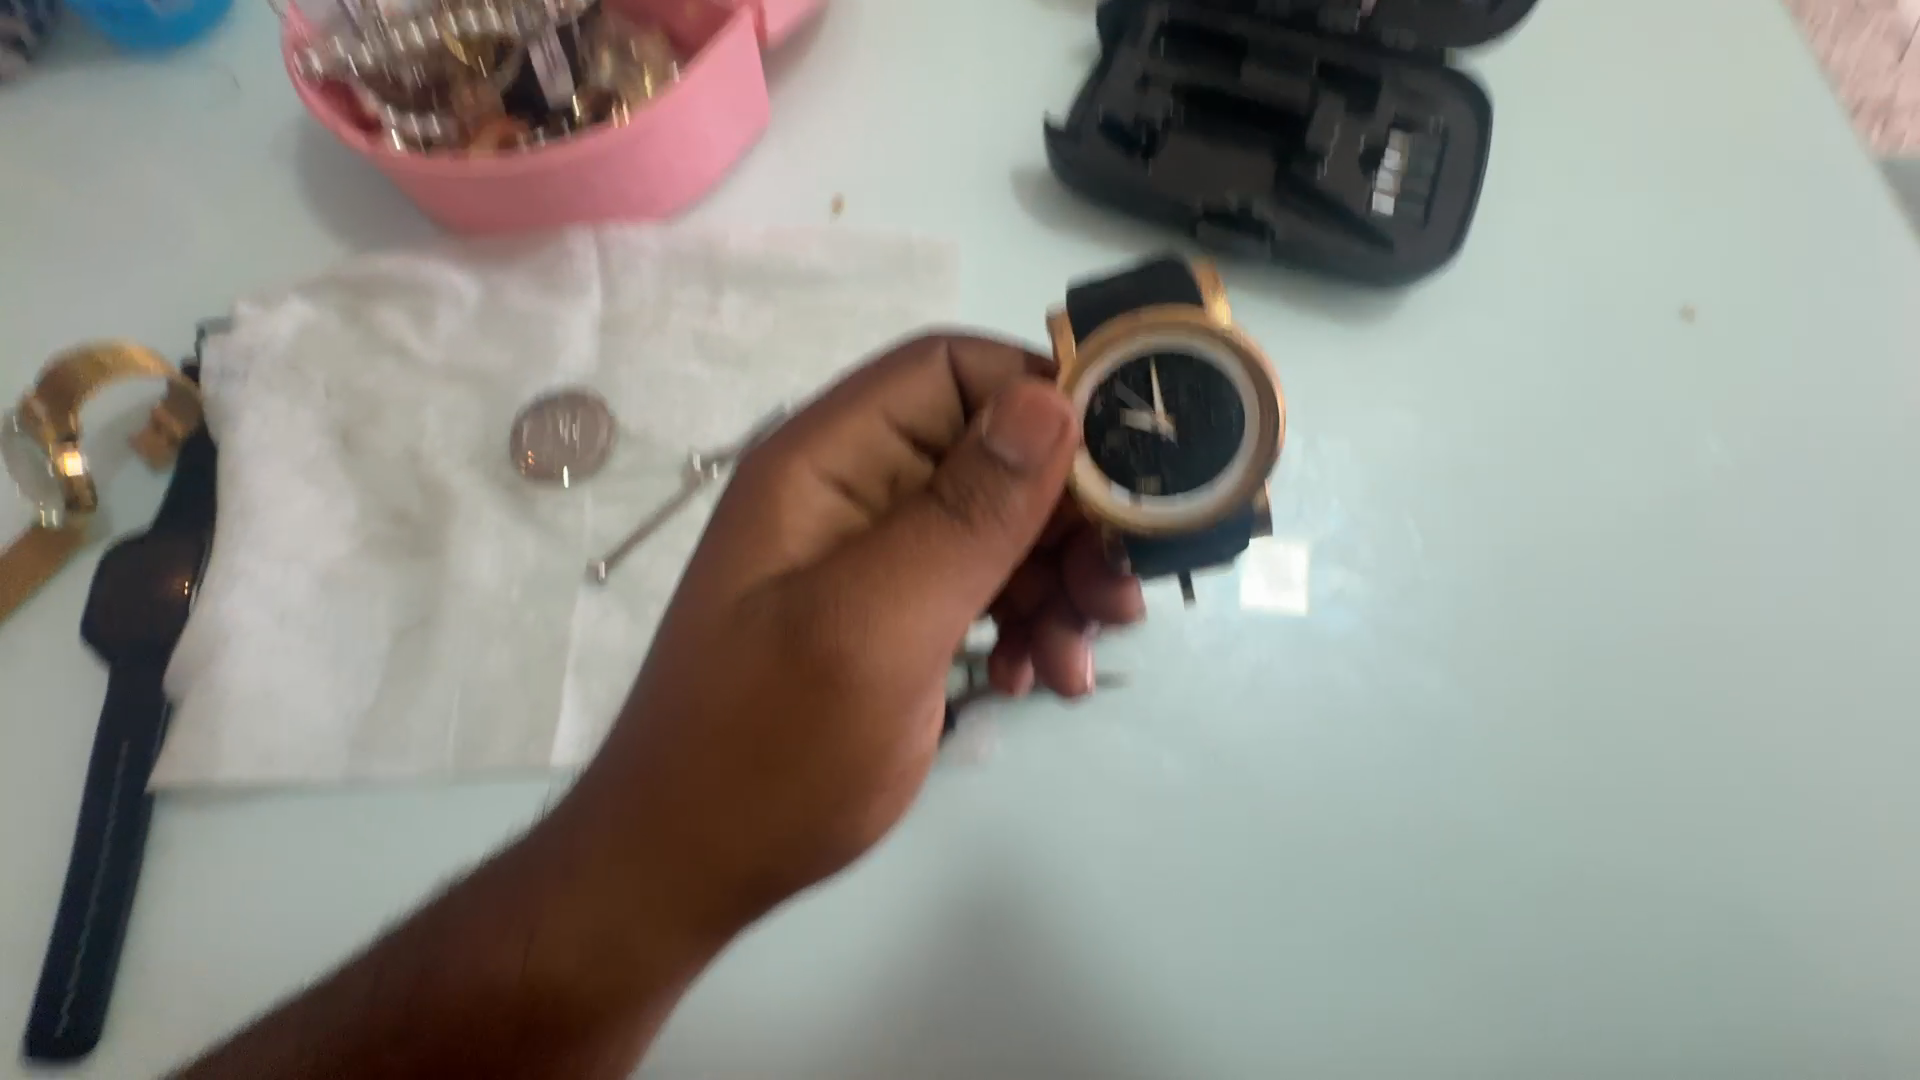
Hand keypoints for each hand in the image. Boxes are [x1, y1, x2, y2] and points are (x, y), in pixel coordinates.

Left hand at [572, 334, 1145, 933]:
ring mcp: (880, 556)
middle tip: (1119, 590)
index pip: (950, 372)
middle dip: (1068, 515)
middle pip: (994, 454)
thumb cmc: (768, 747)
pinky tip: (1038, 677)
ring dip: (1060, 580)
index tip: (1122, 464)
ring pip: (1005, 525)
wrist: (697, 862)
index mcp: (829, 462)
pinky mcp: (902, 612)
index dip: (1042, 395)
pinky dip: (1030, 622)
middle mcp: (858, 493)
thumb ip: (966, 515)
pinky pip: (990, 586)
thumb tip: (1053, 400)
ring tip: (1078, 652)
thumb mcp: (874, 626)